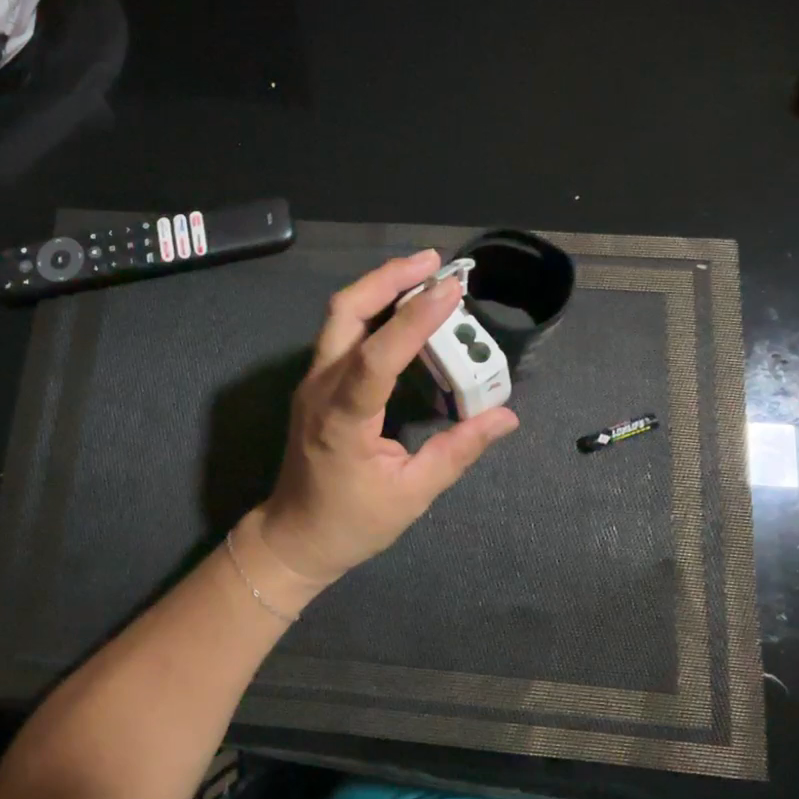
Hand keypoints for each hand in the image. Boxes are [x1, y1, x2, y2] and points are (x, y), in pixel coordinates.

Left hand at [237, 250, 520, 587]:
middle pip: (345, 313)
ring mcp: (312, 383)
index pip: (377, 356)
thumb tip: (505, 416)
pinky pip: (342, 333)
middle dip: (389, 278)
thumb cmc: (350, 522)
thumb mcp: (411, 495)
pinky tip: (404, 309)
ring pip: (340, 317)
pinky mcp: (316, 385)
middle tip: (436, 262)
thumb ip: (457, 451)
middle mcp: (320, 389)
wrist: (294, 536)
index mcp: (342, 420)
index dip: (414, 318)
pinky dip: (373, 310)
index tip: (452, 287)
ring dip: (380, 288)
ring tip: (425, 274)